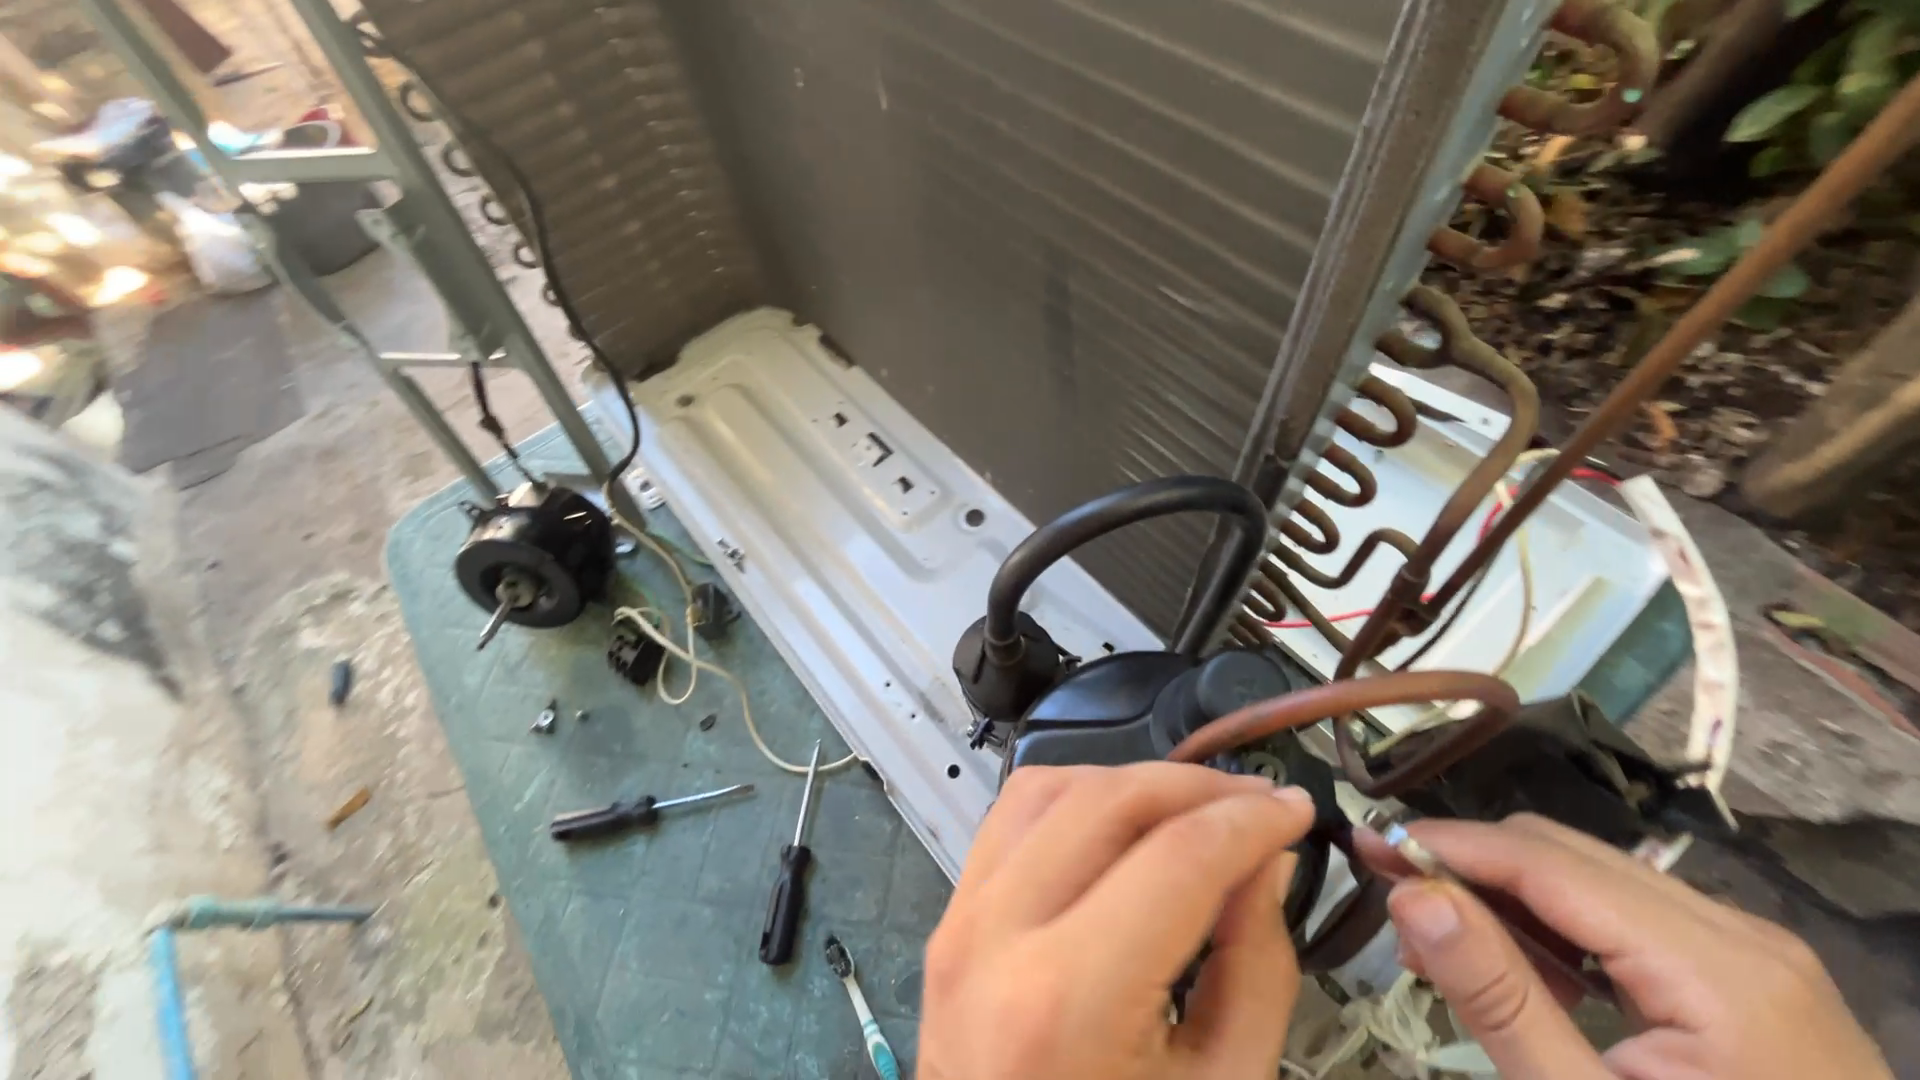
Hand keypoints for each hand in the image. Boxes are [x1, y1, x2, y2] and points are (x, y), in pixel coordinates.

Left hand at [918, 763, 1316, 1079]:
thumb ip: (1254, 967)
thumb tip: (1263, 858)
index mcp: (1069, 999)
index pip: (1176, 859)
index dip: (1249, 820)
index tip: (1298, 807)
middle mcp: (996, 936)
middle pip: (1106, 803)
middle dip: (1195, 787)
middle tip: (1257, 801)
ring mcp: (958, 919)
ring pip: (1048, 788)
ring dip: (1130, 781)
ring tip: (1194, 808)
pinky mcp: (947, 916)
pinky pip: (1009, 817)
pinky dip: (1073, 797)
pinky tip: (1121, 822)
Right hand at [1357, 814, 1890, 1078]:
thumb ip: (1500, 1000)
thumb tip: (1410, 894)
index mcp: (1717, 969)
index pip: (1545, 862)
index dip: (1445, 844)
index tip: (1366, 844)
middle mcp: (1739, 933)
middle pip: (1565, 853)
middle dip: (1467, 865)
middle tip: (1392, 901)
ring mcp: (1751, 951)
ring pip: (1588, 875)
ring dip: (1502, 894)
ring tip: (1440, 946)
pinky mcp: (1746, 974)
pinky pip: (1623, 915)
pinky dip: (1552, 925)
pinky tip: (1518, 970)